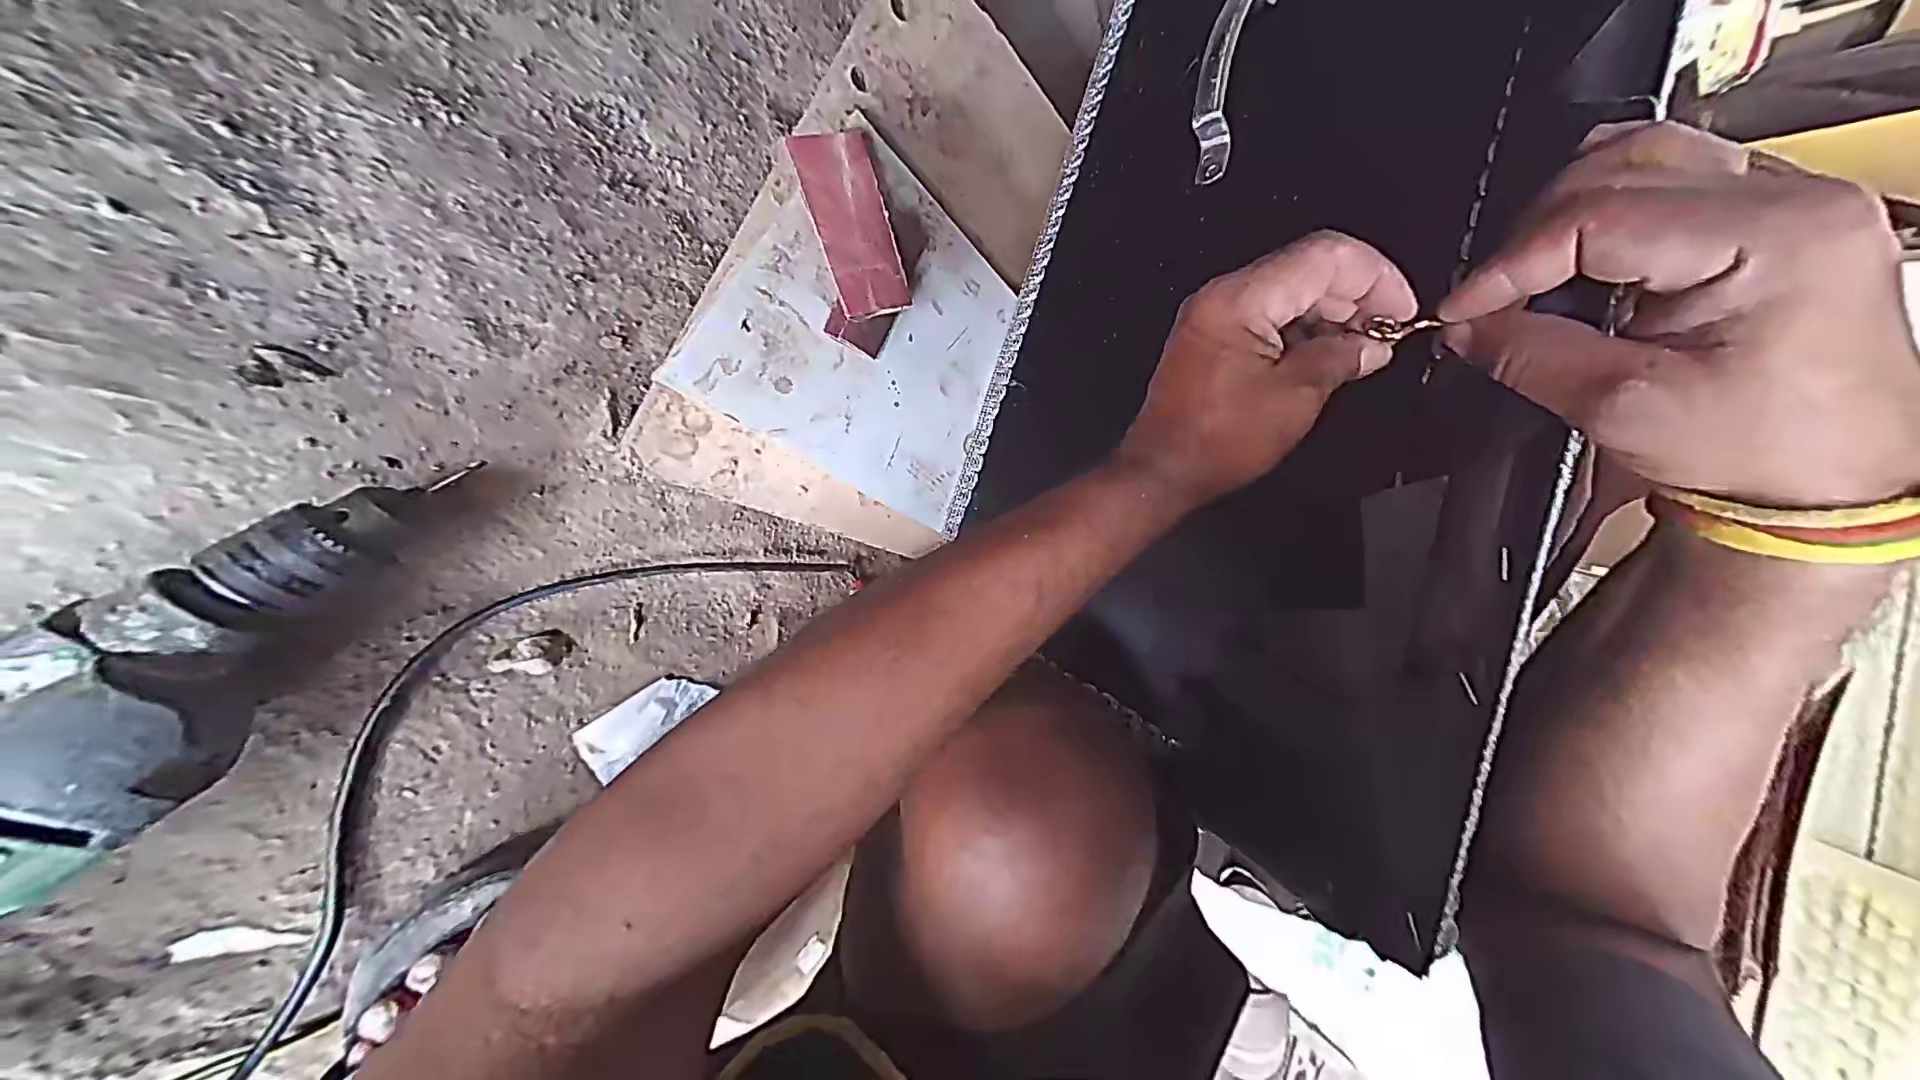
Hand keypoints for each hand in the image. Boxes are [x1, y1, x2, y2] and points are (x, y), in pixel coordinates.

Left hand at [1115, 230, 1415, 505]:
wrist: (1162, 472)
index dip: (1376, 277)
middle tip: (1383, 332)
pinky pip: (1263, 316)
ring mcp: (1210, 318)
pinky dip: (1298, 329)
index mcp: (1237, 301)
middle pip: (1305, 267)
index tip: (1401, 310)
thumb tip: (1372, 344)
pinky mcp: (1208, 339)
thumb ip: (1341, 357)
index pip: (1325, 255)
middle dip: (1355, 295)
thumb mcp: (1294, 398)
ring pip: (1286, 291)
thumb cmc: (1212, 444)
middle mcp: (1218, 299)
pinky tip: (1323, 355)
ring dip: (1329, 313)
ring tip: (1358, 349)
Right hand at [1438, 121, 1919, 508]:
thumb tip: (1466, 327)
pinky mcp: (1764, 227)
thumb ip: (1529, 354)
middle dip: (1528, 236)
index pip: (1597, 217)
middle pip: (1618, 172)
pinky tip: (1568, 253)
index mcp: (1773, 237)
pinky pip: (1668, 184)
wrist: (1824, 479)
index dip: (1509, 264)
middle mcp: (1791, 202)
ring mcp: (1784, 207)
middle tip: (1485, 298)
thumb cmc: (1760, 447)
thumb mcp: (1619, 405)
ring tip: (1520, 275)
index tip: (1459, 309)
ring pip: (1642, 162)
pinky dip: (1599, 212)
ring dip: (1560, 215)